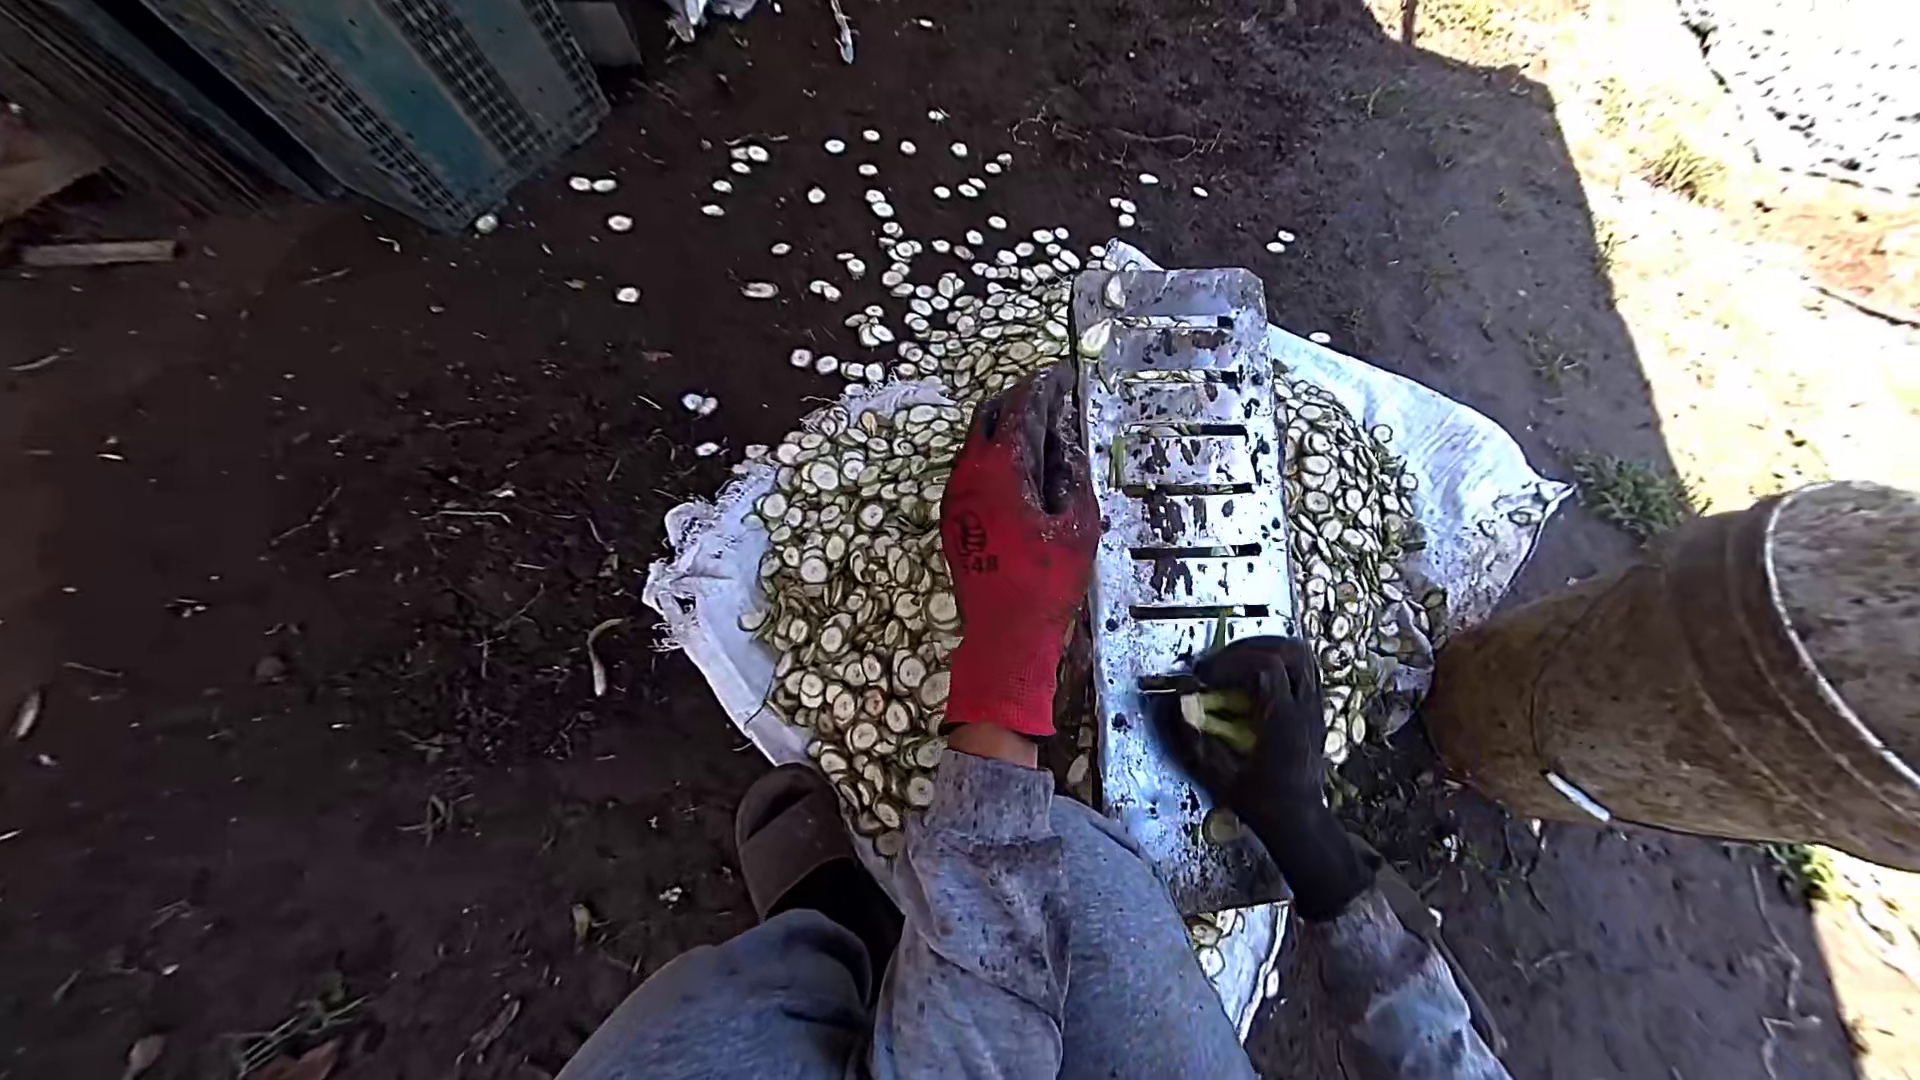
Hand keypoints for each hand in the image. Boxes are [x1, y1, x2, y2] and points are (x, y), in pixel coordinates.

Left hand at [939, 364, 1097, 737]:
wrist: (1004, 635)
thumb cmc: (1046, 583)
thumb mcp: (1076, 525)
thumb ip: (1070, 473)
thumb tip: (1065, 440)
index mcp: (999, 471)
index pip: (1020, 410)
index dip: (1042, 387)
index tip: (1060, 374)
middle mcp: (967, 476)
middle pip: (987, 417)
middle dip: (1017, 400)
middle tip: (1048, 395)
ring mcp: (954, 498)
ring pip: (975, 443)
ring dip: (1003, 428)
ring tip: (1037, 426)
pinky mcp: (952, 518)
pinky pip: (970, 470)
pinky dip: (993, 456)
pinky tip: (1016, 465)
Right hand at [1158, 637, 1372, 918]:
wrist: (1297, 821)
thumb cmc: (1259, 801)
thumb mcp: (1218, 774)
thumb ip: (1195, 736)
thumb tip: (1179, 699)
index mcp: (1285, 723)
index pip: (1267, 668)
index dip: (1229, 662)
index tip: (1203, 676)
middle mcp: (1305, 710)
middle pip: (1289, 651)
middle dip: (1245, 648)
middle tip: (1216, 663)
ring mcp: (1313, 706)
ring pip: (1300, 653)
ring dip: (1261, 649)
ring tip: (1231, 662)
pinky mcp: (1310, 706)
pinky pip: (1299, 667)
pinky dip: (1271, 660)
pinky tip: (1247, 676)